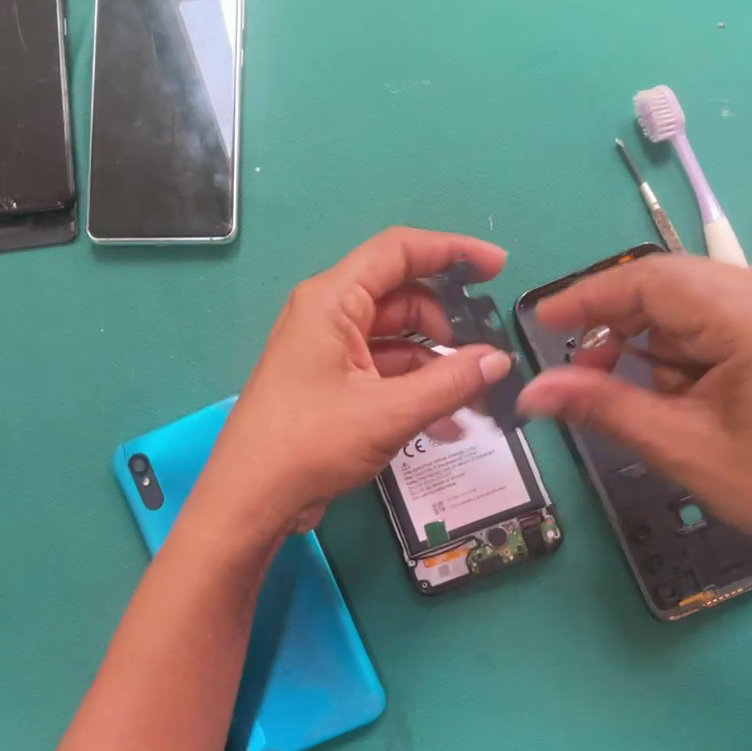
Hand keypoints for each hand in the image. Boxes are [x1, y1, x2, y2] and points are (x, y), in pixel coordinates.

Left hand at [191, 228, 515, 537]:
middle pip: (403, 300)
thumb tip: (498, 361)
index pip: (398, 251)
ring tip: (477, 400)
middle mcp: (328, 318)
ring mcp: (328, 356)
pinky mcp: (331, 390)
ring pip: (397, 343)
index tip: (497, 266)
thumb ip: (449, 383)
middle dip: (448, 325)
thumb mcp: (388, 412)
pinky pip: (384, 376)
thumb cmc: (311, 443)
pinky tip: (447, 424)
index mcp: (331, 301)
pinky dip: (415, 393)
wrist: (253, 499)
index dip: (451, 251)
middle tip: (487, 356)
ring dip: (436, 368)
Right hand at [516, 255, 751, 599]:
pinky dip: (694, 346)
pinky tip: (690, 389)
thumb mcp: (681, 448)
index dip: (590, 296)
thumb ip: (602, 406)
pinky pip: (730, 313)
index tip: (543, 322)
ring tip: (652, 398)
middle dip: (624, 327)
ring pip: (701, 300)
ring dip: (659, 342)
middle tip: (589, 376)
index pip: (656, 280)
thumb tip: (531, 391)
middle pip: (678, 286)